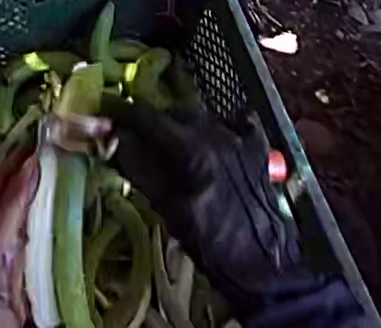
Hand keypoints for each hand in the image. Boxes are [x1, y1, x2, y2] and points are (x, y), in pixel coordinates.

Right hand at [112, 102, 302, 315]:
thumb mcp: (170, 211)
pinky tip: (216, 138)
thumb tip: (115, 140)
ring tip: (175, 144)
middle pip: (174, 111)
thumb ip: (141, 170)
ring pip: (201, 115)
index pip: (148, 117)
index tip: (111, 117)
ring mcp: (240, 137)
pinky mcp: (257, 148)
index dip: (125, 114)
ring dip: (183, 123)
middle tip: (141, 137)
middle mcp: (216, 133)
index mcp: (191, 149)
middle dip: (154, 120)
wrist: (270, 268)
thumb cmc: (216, 246)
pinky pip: (237, 121)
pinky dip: (222, 124)